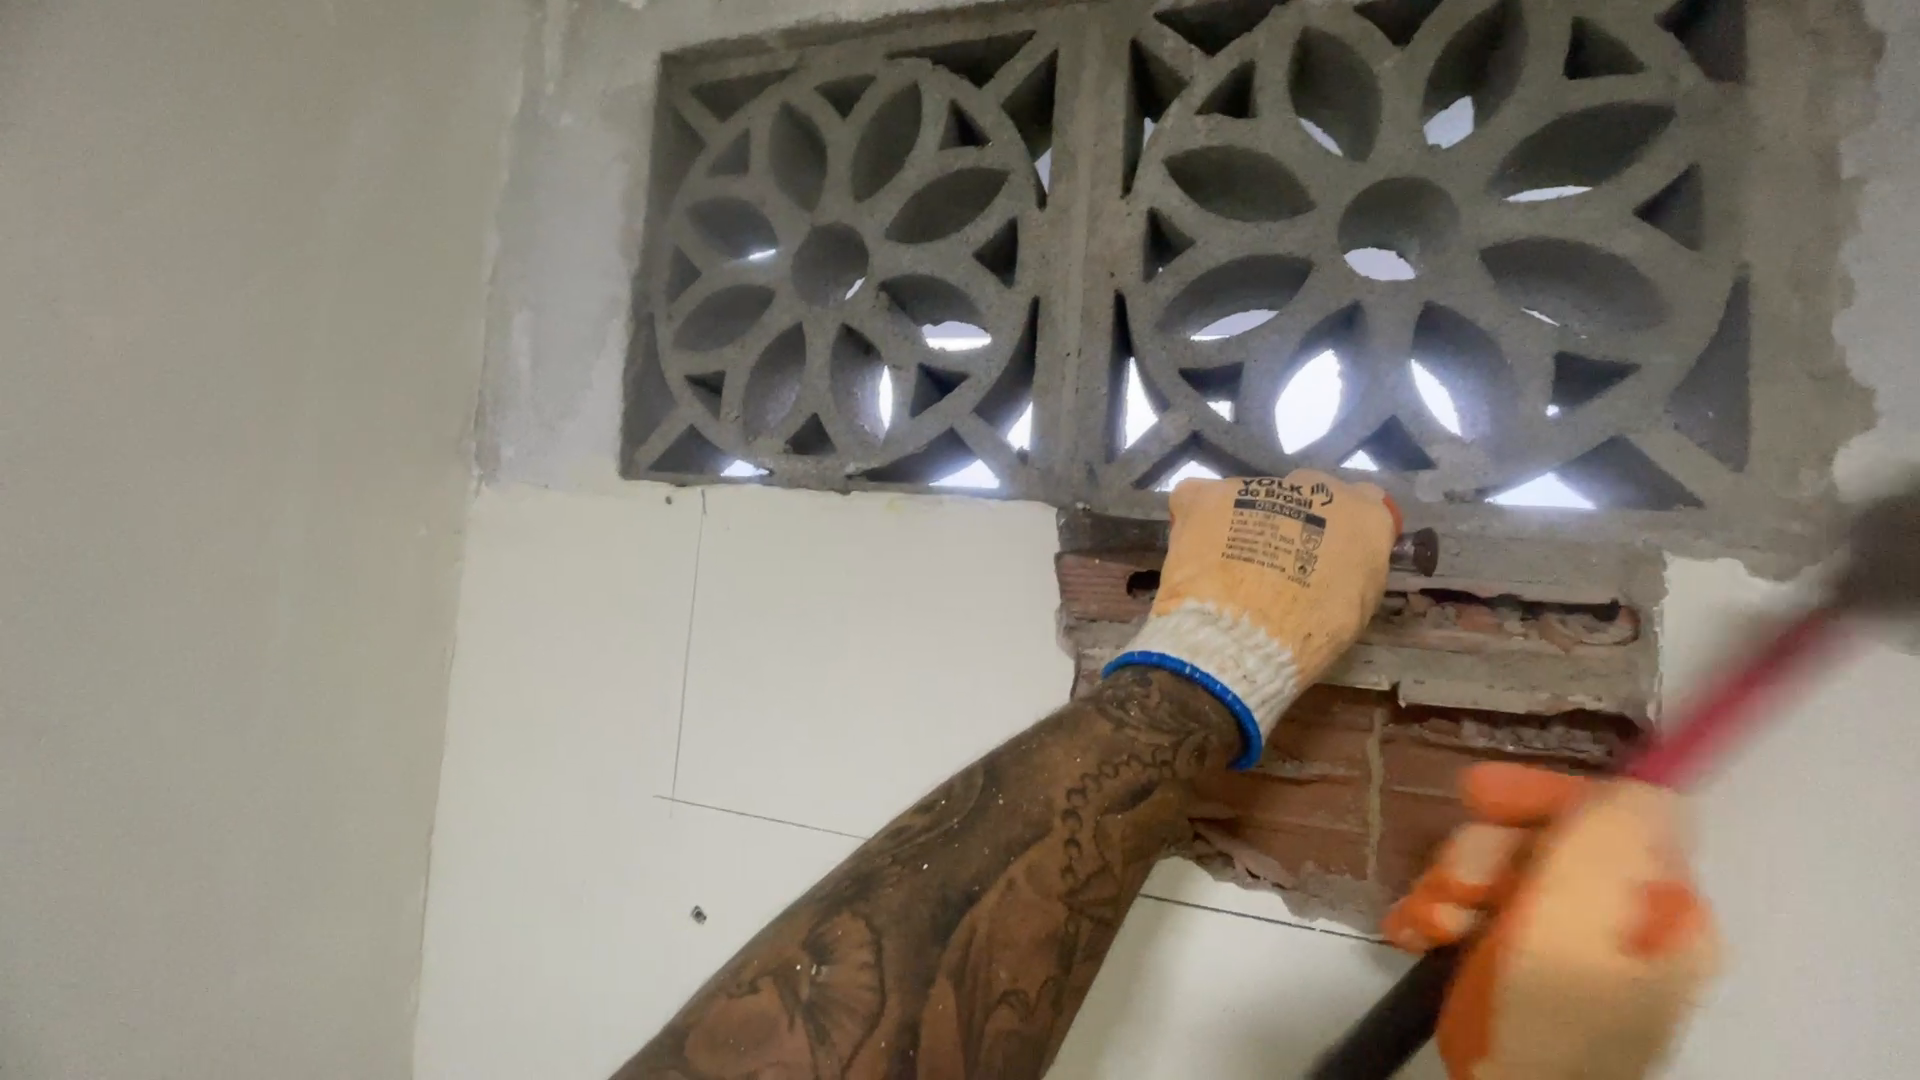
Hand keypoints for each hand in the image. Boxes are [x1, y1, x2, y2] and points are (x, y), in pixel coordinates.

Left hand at [1106, 471, 1397, 767]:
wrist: (1242, 631)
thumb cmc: (1307, 633)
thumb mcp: (1354, 606)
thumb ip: (1350, 570)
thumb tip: (1332, 564)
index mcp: (1363, 516)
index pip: (1361, 504)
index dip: (1338, 528)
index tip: (1324, 550)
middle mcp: (1314, 488)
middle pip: (1305, 493)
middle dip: (1291, 517)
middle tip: (1272, 558)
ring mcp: (1259, 486)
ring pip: (1252, 497)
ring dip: (1243, 522)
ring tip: (1224, 564)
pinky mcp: (1208, 494)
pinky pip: (1200, 498)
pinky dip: (1196, 518)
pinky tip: (1194, 549)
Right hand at [1383, 764, 1717, 1079]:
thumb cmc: (1543, 1015)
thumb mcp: (1575, 926)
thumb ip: (1604, 849)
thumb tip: (1646, 783)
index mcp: (1654, 906)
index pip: (1613, 810)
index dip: (1542, 795)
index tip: (1478, 795)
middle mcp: (1609, 912)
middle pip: (1536, 836)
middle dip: (1479, 853)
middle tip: (1458, 887)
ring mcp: (1554, 934)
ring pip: (1489, 865)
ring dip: (1444, 887)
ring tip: (1432, 928)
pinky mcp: (1505, 952)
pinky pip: (1461, 902)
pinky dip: (1429, 911)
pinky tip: (1415, 934)